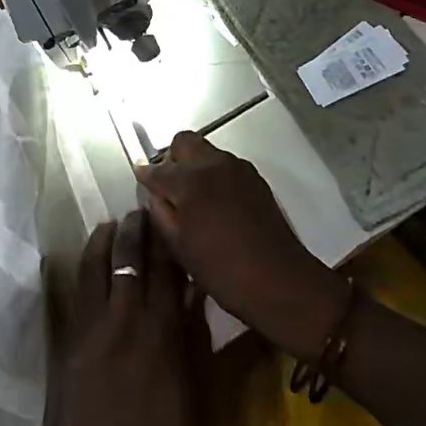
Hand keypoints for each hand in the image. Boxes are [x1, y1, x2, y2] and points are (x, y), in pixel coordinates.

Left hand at [60, 212, 205, 425]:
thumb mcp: (197, 392)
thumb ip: (195, 337)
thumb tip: (196, 292)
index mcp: (162, 332)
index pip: (165, 270)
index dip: (166, 239)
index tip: (168, 213)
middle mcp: (125, 319)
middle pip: (129, 260)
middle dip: (135, 230)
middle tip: (141, 208)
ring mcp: (94, 328)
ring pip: (96, 268)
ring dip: (104, 241)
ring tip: (112, 223)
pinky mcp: (73, 341)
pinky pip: (79, 291)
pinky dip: (87, 266)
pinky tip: (91, 259)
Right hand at [136, 133, 345, 360]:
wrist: (282, 283)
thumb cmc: (222, 270)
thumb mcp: (178, 247)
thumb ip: (160, 212)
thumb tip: (154, 194)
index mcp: (189, 180)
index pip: (156, 169)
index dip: (145, 178)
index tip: (143, 187)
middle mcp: (213, 164)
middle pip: (184, 142)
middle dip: (172, 159)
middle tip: (170, 188)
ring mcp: (238, 169)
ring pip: (206, 152)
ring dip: (195, 167)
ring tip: (195, 200)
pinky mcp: (256, 180)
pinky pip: (226, 166)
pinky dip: (215, 176)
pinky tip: (217, 206)